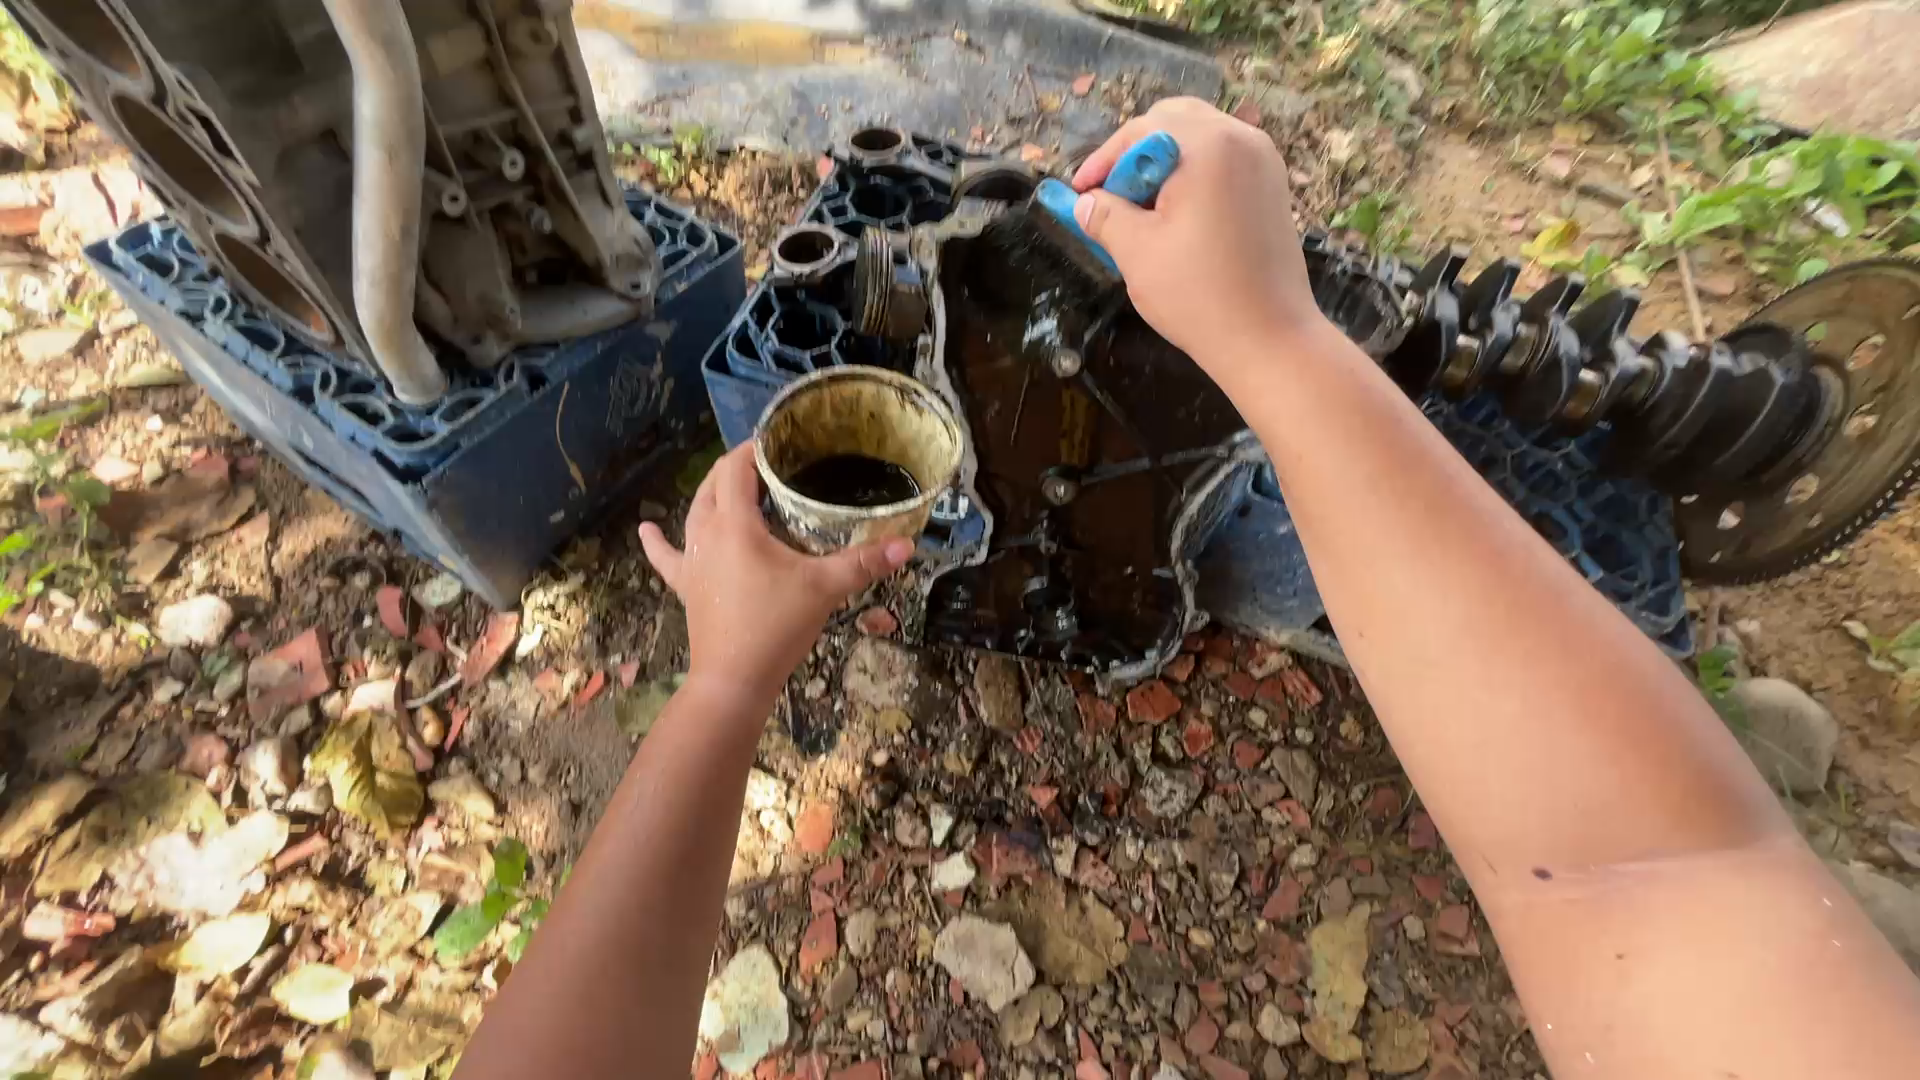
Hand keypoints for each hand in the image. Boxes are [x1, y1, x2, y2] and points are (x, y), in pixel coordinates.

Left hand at [638, 443, 913, 704]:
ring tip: (733, 484)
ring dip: (712, 494)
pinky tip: (644, 530)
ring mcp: (691, 561)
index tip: (779, 441)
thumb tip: (908, 544)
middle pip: (713, 485)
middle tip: (770, 464)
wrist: (734, 679)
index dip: (755, 450)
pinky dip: (657, 541)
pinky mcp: (687, 586)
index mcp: (734, 525)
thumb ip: (864, 562)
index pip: (736, 469)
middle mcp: (705, 534)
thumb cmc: (776, 625)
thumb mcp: (825, 588)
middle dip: (737, 468)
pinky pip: (667, 557)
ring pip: (694, 513)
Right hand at [1072, 97, 1334, 382]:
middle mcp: (1241, 138)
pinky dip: (1194, 176)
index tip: (1080, 193)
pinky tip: (1178, 217)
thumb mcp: (1136, 254)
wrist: (1266, 336)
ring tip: (1143, 211)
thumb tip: (1084, 203)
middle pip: (1175, 121)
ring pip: (1201, 140)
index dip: (1103, 161)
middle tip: (1112, 198)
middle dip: (1135, 156)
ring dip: (1164, 165)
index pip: (1141, 131)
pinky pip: (1223, 162)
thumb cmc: (1196, 294)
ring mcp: (1263, 161)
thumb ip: (1105, 218)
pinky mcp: (1272, 187)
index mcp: (1206, 146)